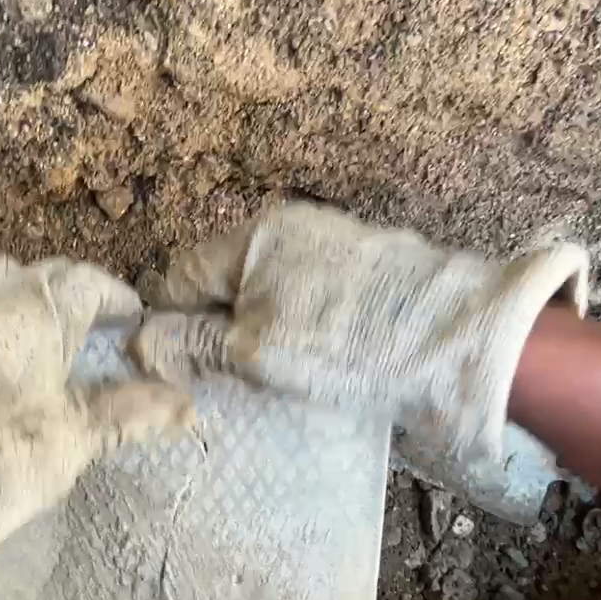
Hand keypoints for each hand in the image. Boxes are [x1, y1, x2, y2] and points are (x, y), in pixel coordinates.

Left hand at [0, 257, 193, 596]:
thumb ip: (133, 410)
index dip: (116, 298)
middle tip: (94, 329)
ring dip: (24, 293)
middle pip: (43, 275)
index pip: (88, 282)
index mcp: (36, 308)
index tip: (131, 321)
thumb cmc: (3, 460)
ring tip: (42, 327)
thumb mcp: (77, 436)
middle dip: (74, 295)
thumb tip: (188, 405)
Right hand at [130, 201, 587, 488]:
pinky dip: (296, 321)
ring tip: (280, 368)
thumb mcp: (255, 351)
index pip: (176, 276)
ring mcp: (329, 239)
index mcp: (250, 238)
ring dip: (256, 326)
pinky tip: (319, 352)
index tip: (180, 364)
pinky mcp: (364, 261)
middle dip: (214, 325)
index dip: (168, 323)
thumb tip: (135, 342)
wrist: (465, 343)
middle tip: (231, 373)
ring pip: (263, 287)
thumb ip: (190, 340)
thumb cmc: (344, 347)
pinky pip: (304, 291)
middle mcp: (285, 226)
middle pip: (220, 279)